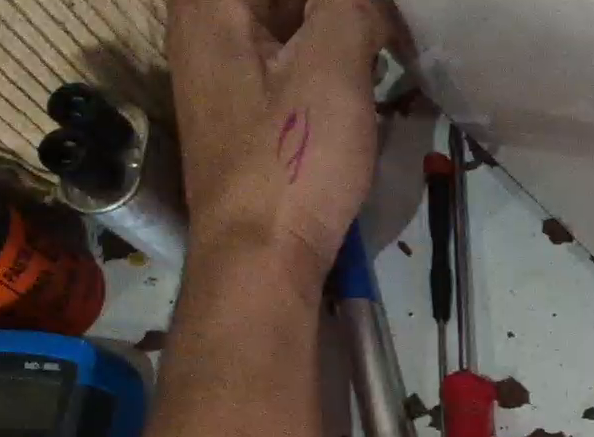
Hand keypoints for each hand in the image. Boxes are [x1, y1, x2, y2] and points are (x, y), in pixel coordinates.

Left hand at [167, 0, 391, 277]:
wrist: (263, 254)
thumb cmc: (295, 159)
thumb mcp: (332, 70)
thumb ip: (350, 11)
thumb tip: (370, 6)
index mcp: (211, 4)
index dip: (347, 1)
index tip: (383, 21)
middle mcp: (204, 31)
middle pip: (281, 4)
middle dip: (341, 14)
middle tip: (389, 37)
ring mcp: (223, 80)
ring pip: (287, 35)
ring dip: (339, 43)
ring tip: (386, 61)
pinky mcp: (246, 123)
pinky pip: (289, 75)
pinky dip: (327, 76)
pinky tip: (360, 99)